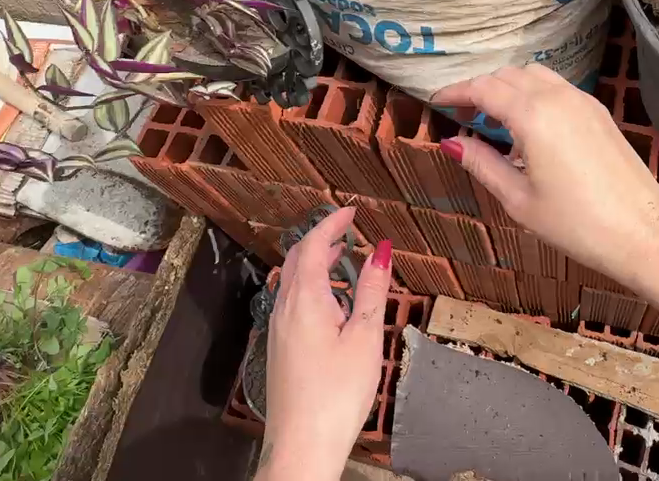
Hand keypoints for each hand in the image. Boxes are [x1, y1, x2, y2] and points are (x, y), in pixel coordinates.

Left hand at [256, 206, 392, 480]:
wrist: (302, 448)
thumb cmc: (337, 392)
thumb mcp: (365, 336)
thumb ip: (372, 289)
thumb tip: (380, 250)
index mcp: (304, 299)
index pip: (312, 245)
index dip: (331, 223)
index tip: (351, 210)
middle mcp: (285, 308)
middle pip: (297, 259)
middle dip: (321, 239)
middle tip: (347, 229)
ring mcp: (278, 330)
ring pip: (292, 281)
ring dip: (315, 263)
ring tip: (342, 259)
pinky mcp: (280, 349)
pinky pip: (292, 301)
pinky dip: (311, 285)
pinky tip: (331, 302)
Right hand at [430, 64, 658, 293]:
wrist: (643, 231)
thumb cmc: (576, 223)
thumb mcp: (519, 199)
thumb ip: (483, 164)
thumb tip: (452, 143)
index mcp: (533, 115)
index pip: (484, 88)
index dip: (456, 91)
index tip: (436, 100)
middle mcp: (557, 96)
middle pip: (508, 75)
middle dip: (480, 89)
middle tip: (461, 116)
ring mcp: (582, 100)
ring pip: (534, 75)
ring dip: (508, 87)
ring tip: (493, 120)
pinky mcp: (598, 111)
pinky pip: (556, 87)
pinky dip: (533, 94)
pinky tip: (528, 128)